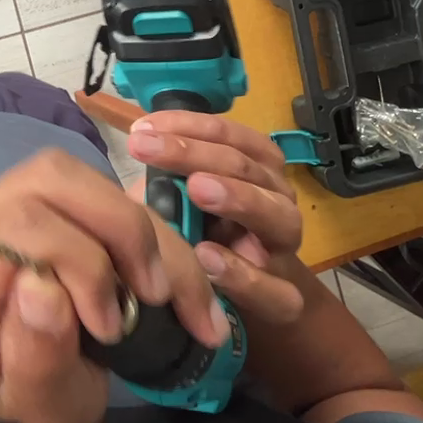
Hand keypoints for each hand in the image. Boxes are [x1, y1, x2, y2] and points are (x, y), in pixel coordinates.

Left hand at [0, 149, 226, 422]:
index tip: (110, 327)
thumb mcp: (32, 405)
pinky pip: (95, 183)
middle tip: (152, 297)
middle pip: (50, 179)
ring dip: (137, 224)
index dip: (79, 264)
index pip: (15, 228)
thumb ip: (34, 360)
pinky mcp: (45, 190)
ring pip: (76, 171)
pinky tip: (170, 278)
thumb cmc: (16, 384)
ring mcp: (7, 195)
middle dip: (120, 231)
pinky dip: (148, 227)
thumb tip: (44, 287)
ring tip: (163, 288)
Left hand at [125, 112, 306, 325]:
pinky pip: (277, 289)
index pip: (228, 134)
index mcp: (254, 165)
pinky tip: (206, 258)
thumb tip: (138, 149)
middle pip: (245, 166)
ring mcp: (284, 247)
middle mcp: (275, 197)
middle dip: (193, 153)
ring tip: (196, 189)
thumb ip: (164, 177)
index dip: (186, 125)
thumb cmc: (201, 229)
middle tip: (147, 148)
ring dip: (238, 197)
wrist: (238, 295)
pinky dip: (244, 274)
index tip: (141, 127)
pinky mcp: (283, 297)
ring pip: (279, 216)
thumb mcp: (177, 197)